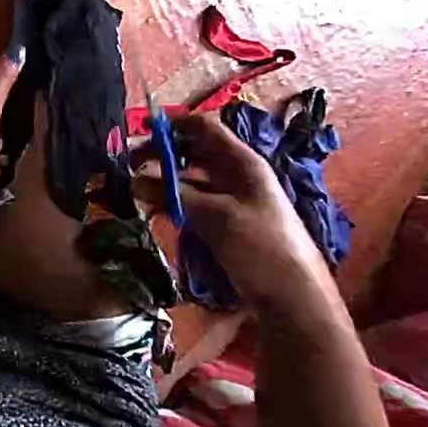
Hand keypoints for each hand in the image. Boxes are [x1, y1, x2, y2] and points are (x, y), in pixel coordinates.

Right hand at [152, 112, 339, 311]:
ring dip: (166, 181)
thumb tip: (134, 180)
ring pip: (192, 180)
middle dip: (163, 154)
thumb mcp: (216, 217)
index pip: (204, 129)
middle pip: (195, 152)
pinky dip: (175, 203)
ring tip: (138, 192)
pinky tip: (158, 212)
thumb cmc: (262, 249)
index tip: (142, 128)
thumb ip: (174, 195)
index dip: (173, 124)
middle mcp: (237, 175)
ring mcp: (233, 201)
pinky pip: (195, 204)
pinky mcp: (227, 225)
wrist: (296, 302)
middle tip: (131, 164)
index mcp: (243, 163)